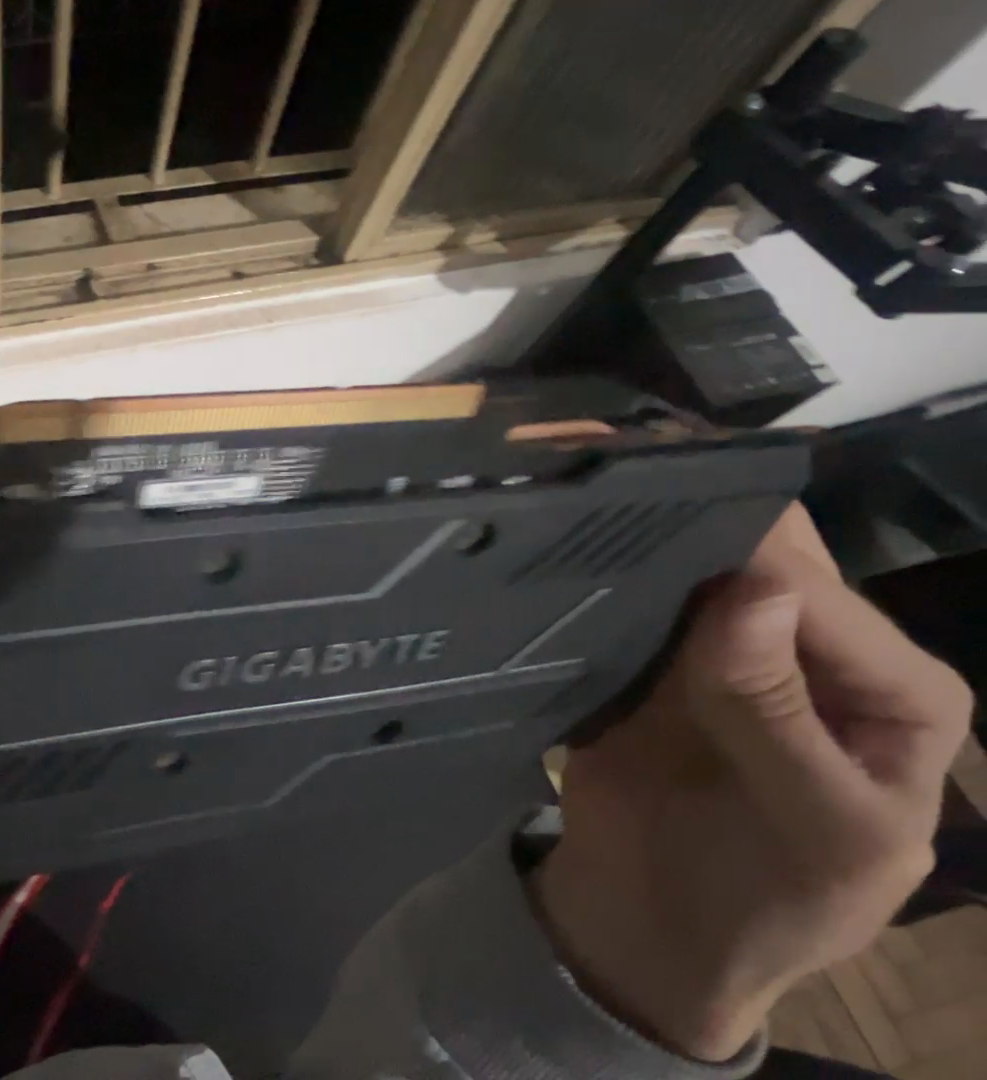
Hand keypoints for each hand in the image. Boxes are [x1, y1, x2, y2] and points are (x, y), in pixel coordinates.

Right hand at [534, 507, 972, 1061]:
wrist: (650, 931)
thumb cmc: (770, 899)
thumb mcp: (815, 829)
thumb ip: (778, 714)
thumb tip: (750, 590)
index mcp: (890, 683)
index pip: (814, 591)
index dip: (739, 548)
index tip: (640, 495)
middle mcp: (804, 649)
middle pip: (750, 560)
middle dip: (684, 518)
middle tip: (590, 476)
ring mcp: (713, 654)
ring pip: (677, 573)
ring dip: (626, 541)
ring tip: (556, 497)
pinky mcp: (639, 665)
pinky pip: (620, 609)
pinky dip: (587, 582)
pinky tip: (543, 553)